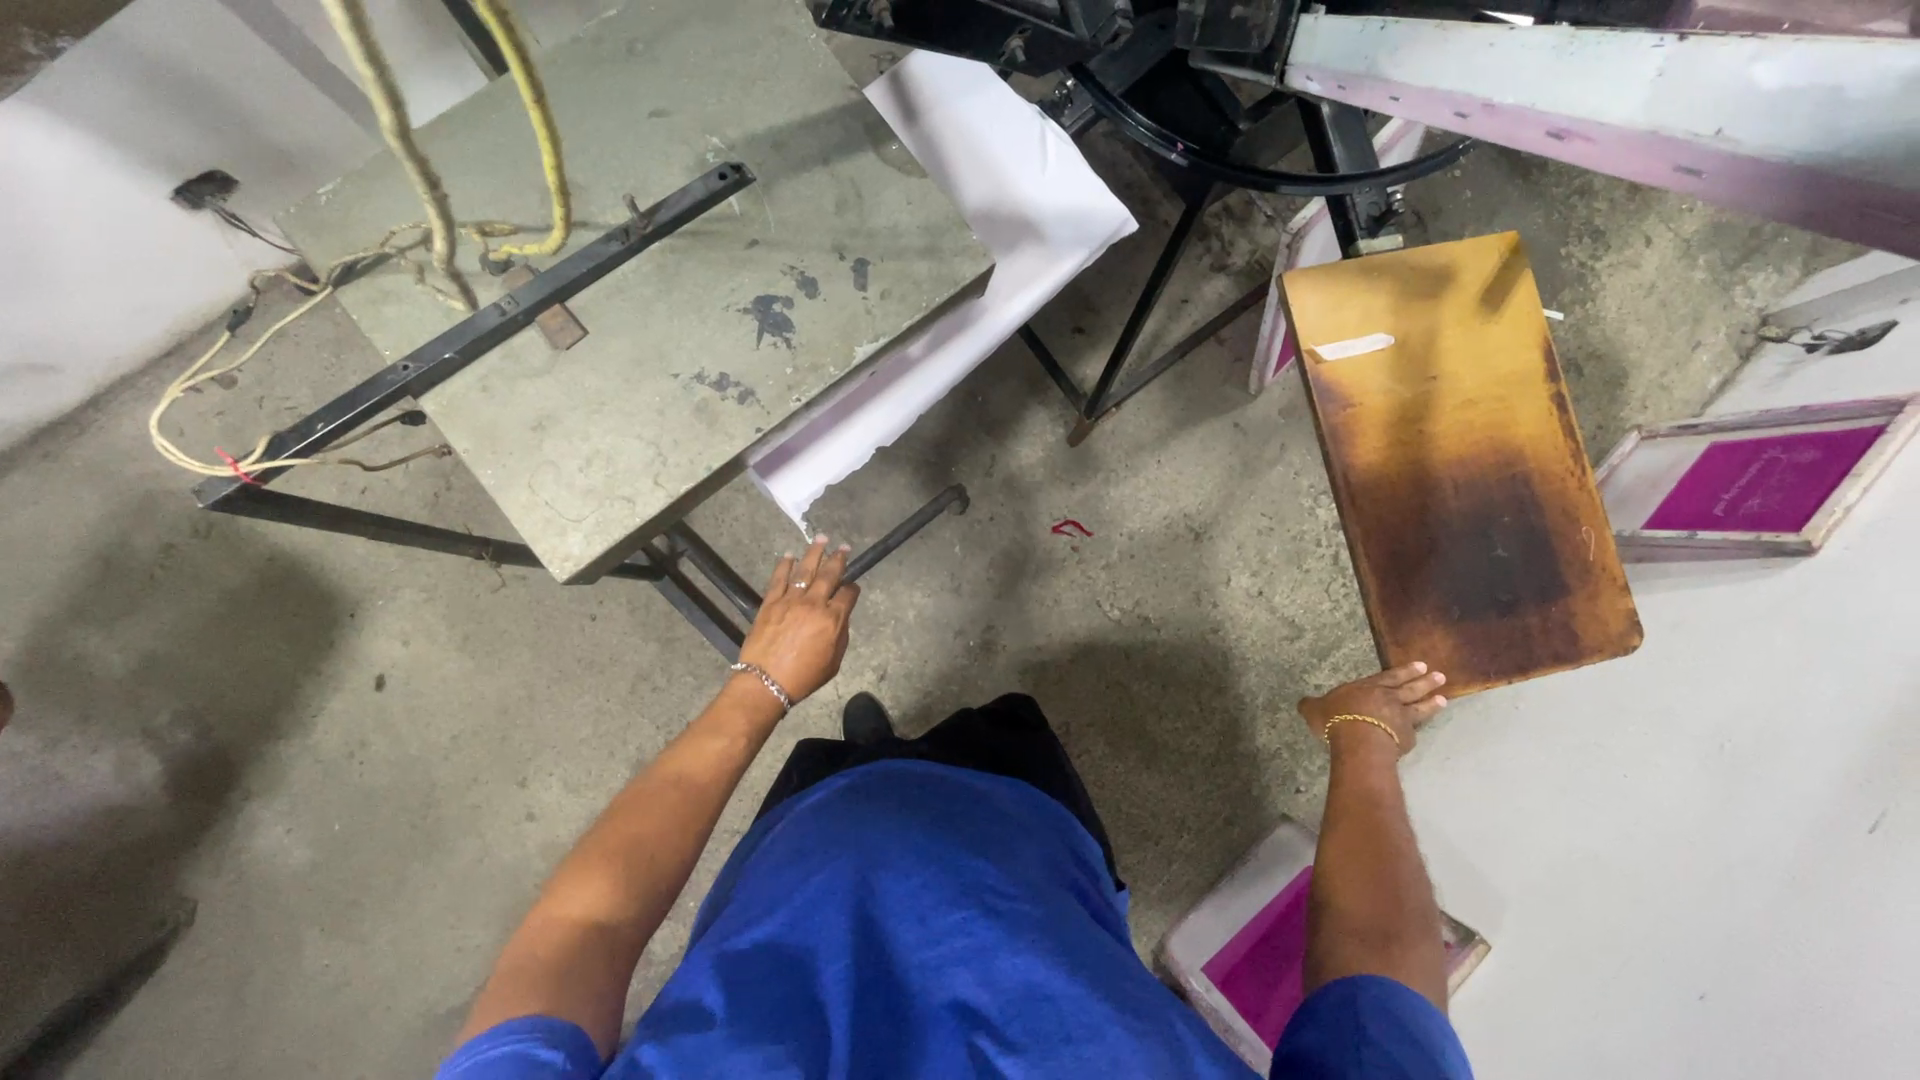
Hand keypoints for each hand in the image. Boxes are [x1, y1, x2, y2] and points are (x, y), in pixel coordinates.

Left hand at [735, 536, 860, 705]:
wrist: (766, 682)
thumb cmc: (804, 677)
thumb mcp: (834, 662)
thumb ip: (840, 635)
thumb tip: (839, 618)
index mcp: (833, 619)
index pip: (848, 594)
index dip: (853, 588)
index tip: (853, 586)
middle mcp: (814, 603)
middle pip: (829, 575)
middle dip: (839, 559)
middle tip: (843, 547)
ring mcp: (790, 600)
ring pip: (805, 570)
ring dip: (815, 552)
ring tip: (821, 538)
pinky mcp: (770, 602)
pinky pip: (779, 579)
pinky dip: (784, 565)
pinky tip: (789, 555)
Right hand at [1297, 662, 1447, 755]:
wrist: (1359, 739)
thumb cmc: (1336, 719)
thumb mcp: (1315, 710)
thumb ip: (1312, 706)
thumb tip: (1303, 703)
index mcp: (1367, 688)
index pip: (1389, 676)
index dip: (1404, 671)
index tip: (1420, 665)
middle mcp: (1387, 699)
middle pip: (1409, 688)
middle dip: (1424, 681)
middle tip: (1439, 675)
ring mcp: (1400, 718)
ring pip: (1418, 707)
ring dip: (1430, 703)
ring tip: (1443, 698)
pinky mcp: (1405, 737)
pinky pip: (1413, 731)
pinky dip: (1419, 729)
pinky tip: (1422, 729)